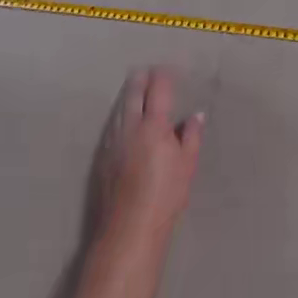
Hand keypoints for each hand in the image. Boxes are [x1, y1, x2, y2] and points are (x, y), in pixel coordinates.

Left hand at [93, 68, 205, 245]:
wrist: (129, 226)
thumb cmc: (165, 196)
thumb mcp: (187, 166)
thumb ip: (190, 136)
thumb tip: (196, 115)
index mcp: (154, 126)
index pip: (158, 91)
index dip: (162, 77)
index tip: (166, 70)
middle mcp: (130, 126)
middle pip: (134, 94)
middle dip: (141, 79)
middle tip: (145, 71)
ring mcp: (113, 139)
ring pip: (120, 108)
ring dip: (128, 94)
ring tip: (133, 87)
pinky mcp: (102, 154)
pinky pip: (111, 124)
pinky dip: (119, 114)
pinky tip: (121, 117)